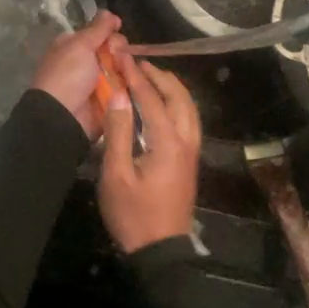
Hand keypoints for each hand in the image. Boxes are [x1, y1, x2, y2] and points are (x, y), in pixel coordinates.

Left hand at [30, 11, 122, 139]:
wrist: (64, 116)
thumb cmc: (68, 75)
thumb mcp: (80, 45)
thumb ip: (98, 28)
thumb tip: (110, 13)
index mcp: (74, 47)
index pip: (101, 34)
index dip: (111, 35)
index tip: (114, 39)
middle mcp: (86, 62)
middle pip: (115, 51)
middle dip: (120, 53)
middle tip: (117, 60)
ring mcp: (98, 82)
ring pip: (123, 69)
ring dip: (126, 70)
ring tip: (126, 74)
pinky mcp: (109, 101)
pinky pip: (126, 88)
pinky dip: (130, 86)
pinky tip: (134, 84)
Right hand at [98, 52, 200, 253]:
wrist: (160, 251)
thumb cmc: (133, 214)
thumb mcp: (116, 174)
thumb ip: (118, 131)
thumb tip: (119, 94)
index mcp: (168, 142)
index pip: (152, 97)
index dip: (135, 75)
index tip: (122, 56)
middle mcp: (186, 141)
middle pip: (179, 96)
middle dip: (158, 75)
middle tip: (136, 63)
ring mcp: (192, 151)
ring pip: (188, 107)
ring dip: (170, 87)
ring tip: (148, 76)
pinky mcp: (190, 159)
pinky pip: (188, 119)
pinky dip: (176, 102)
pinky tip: (161, 103)